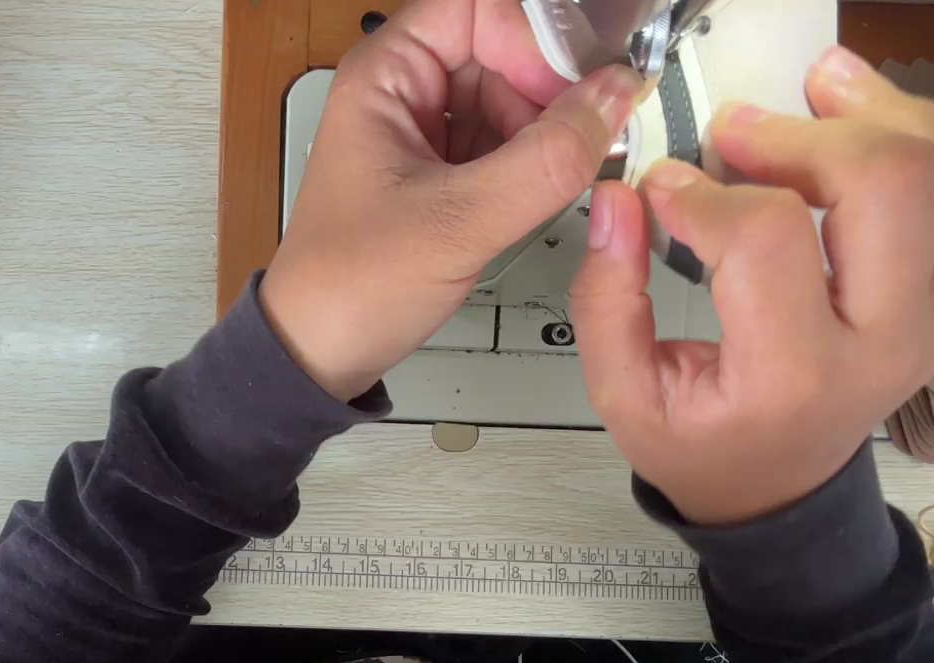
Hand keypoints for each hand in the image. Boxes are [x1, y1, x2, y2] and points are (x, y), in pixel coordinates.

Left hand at [260, 0, 645, 400]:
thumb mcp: (456, 222)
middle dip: (546, 97)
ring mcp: (420, 144)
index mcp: (384, 79)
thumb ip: (544, 160)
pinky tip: (534, 201)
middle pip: (500, 55)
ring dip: (541, 140)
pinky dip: (526, 172)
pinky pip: (497, 154)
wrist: (319, 356)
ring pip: (505, 108)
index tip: (578, 90)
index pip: (480, 10)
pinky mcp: (436, 186)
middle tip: (582, 145)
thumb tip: (614, 100)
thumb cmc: (348, 288)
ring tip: (552, 185)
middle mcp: (402, 100)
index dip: (535, 40)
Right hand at [571, 46, 933, 523]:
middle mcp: (883, 341)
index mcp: (788, 376)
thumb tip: (618, 201)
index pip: (765, 241)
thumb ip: (606, 303)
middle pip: (886, 183)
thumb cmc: (695, 445)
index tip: (657, 186)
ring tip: (813, 91)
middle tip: (731, 129)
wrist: (772, 486)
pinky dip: (925, 131)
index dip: (703, 194)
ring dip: (881, 112)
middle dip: (799, 135)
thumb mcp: (623, 396)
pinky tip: (860, 119)